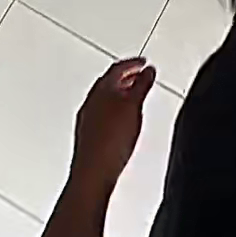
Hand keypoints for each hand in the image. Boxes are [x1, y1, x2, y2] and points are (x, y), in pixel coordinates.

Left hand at [68, 57, 155, 201]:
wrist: (93, 174)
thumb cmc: (110, 141)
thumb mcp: (134, 105)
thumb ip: (142, 85)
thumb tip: (148, 71)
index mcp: (100, 90)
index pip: (117, 68)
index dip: (132, 63)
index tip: (142, 62)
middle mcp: (90, 102)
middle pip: (109, 82)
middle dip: (126, 76)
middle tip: (139, 73)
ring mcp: (87, 119)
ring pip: (105, 98)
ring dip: (121, 92)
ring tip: (135, 94)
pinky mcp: (88, 135)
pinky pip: (103, 113)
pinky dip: (115, 107)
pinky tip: (124, 117)